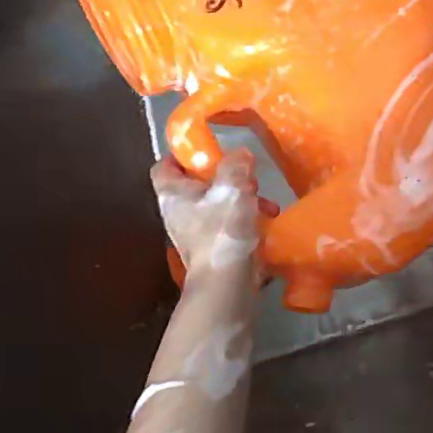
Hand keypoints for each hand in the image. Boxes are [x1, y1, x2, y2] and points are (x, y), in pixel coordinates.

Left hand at [151, 149, 274, 281]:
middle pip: (197, 184)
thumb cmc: (223, 230)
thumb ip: (236, 165)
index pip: (164, 166)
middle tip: (247, 175)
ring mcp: (196, 232)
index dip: (183, 154)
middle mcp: (179, 212)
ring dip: (243, 198)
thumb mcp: (233, 187)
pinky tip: (267, 220)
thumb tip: (240, 154)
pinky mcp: (214, 246)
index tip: (210, 149)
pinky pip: (228, 223)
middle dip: (226, 177)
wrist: (226, 283)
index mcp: (174, 195)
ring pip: (218, 203)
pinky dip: (247, 218)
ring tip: (266, 203)